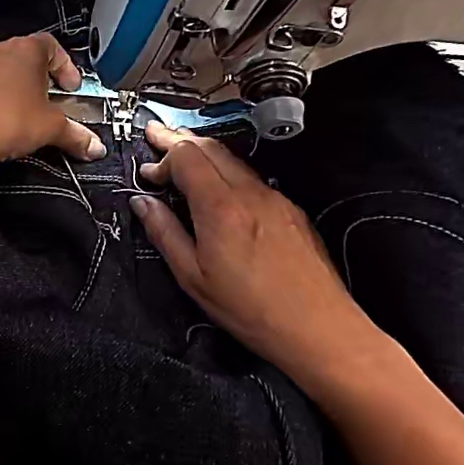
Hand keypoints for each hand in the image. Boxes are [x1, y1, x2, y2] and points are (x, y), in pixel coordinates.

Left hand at [0, 33, 105, 167]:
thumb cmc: (2, 117)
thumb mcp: (52, 128)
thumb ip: (76, 134)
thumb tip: (91, 144)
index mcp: (28, 48)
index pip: (55, 47)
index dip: (68, 68)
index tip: (73, 87)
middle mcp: (1, 51)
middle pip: (31, 60)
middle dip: (46, 82)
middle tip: (57, 103)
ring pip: (8, 74)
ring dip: (22, 92)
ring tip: (33, 118)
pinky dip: (2, 104)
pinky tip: (9, 126)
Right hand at [127, 121, 387, 386]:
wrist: (319, 327)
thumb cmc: (255, 311)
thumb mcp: (194, 278)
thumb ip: (165, 233)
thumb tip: (144, 205)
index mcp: (221, 208)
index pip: (186, 156)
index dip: (162, 157)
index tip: (148, 173)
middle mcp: (250, 194)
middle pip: (209, 147)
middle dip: (179, 139)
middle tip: (157, 137)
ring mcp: (274, 198)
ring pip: (233, 160)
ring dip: (204, 153)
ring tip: (183, 157)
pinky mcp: (290, 209)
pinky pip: (252, 178)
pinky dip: (228, 172)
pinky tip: (219, 187)